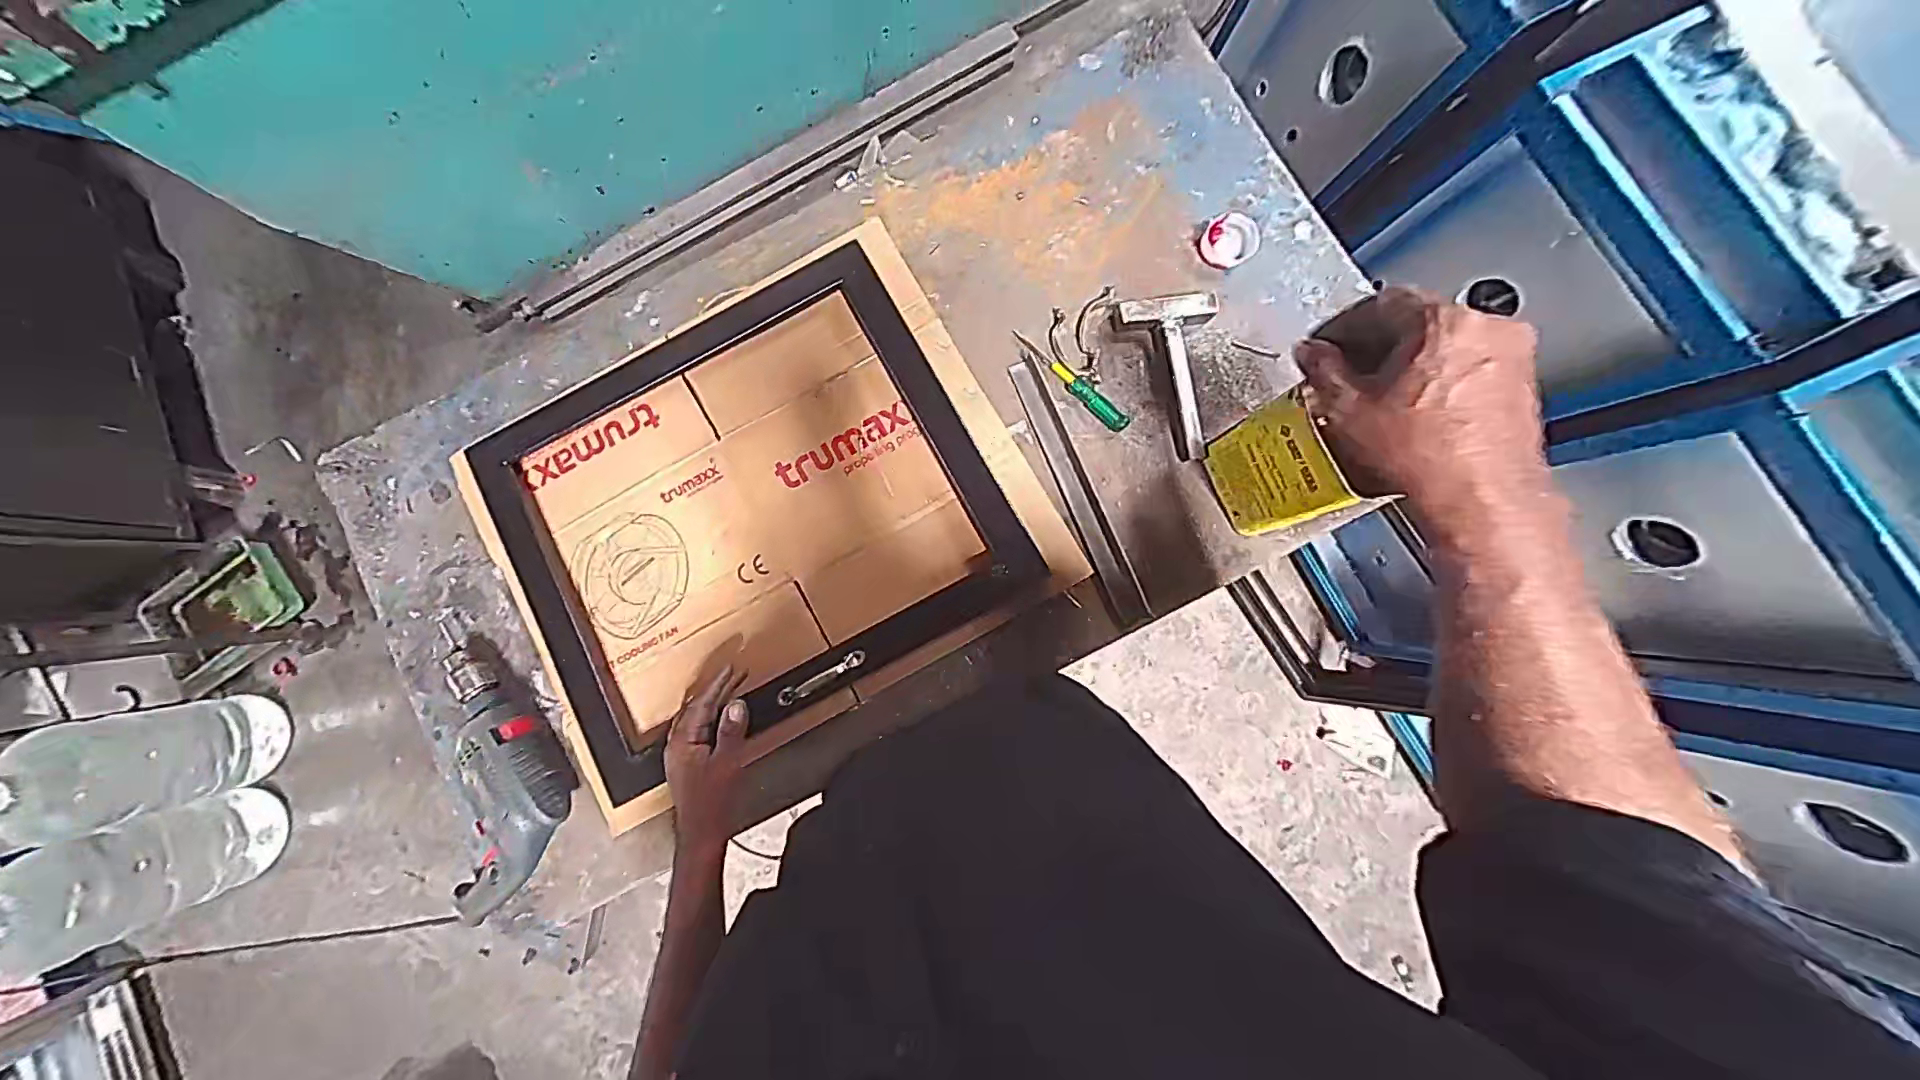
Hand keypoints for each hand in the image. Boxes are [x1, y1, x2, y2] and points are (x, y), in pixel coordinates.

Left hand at [663, 665, 750, 865]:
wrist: (702, 834)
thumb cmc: (712, 804)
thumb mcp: (727, 763)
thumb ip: (731, 732)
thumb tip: (736, 705)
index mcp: (682, 741)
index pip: (701, 704)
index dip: (718, 684)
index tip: (731, 669)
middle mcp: (676, 746)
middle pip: (695, 708)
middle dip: (715, 690)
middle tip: (733, 675)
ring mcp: (680, 755)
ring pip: (695, 718)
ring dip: (713, 703)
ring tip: (730, 690)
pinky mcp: (687, 764)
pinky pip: (697, 729)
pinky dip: (711, 717)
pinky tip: (721, 718)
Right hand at [1295, 287, 1548, 533]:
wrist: (1478, 497)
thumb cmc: (1426, 455)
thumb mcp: (1346, 409)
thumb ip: (1323, 370)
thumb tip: (1314, 355)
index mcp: (1442, 320)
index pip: (1380, 303)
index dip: (1341, 327)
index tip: (1324, 346)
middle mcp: (1486, 328)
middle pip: (1415, 322)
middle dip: (1374, 347)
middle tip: (1343, 372)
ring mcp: (1509, 357)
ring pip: (1443, 346)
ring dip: (1405, 366)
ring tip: (1373, 398)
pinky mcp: (1519, 387)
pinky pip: (1465, 370)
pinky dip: (1434, 384)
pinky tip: (1408, 414)